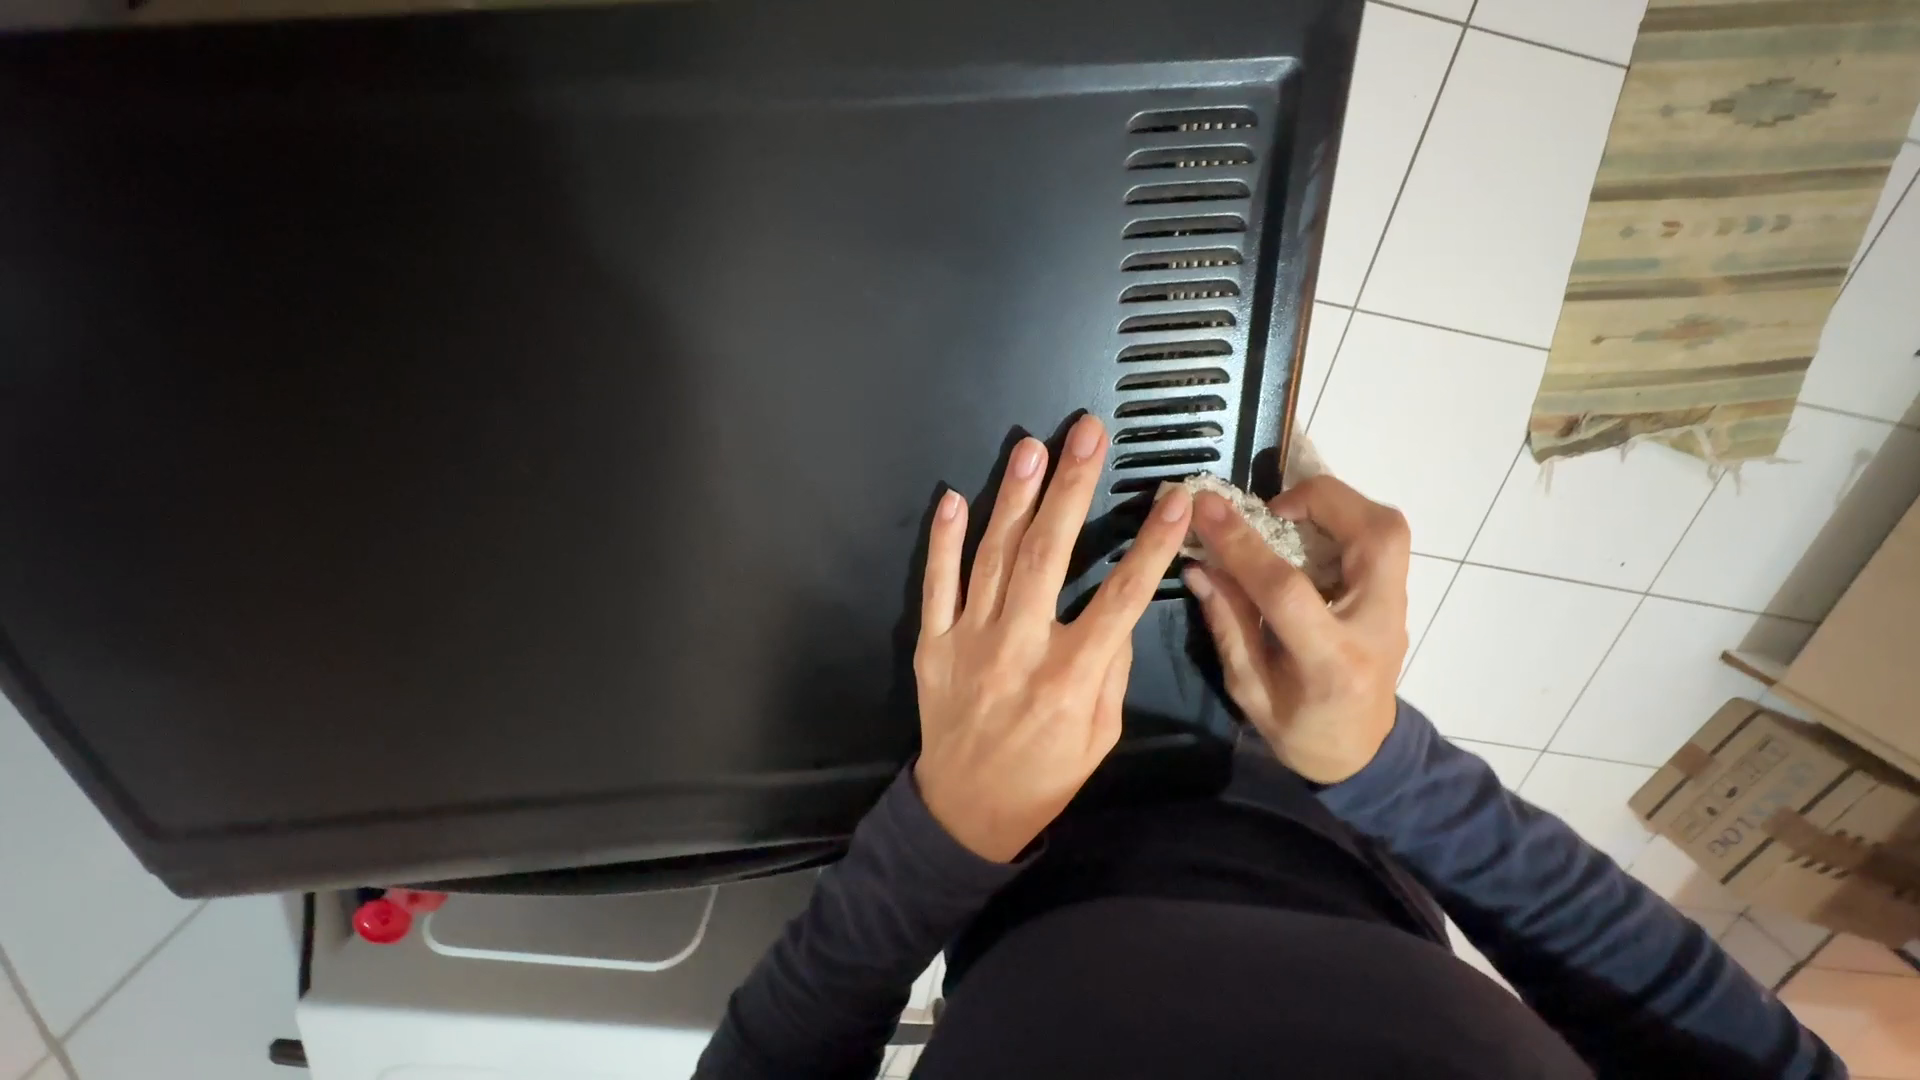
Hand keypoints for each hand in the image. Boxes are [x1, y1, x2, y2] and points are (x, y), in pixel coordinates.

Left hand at [913, 414, 1191, 861]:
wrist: (966, 811)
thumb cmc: (1046, 777)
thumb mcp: (1102, 735)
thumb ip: (1111, 667)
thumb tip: (1118, 608)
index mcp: (1071, 676)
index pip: (1120, 597)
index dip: (1152, 544)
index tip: (1175, 498)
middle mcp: (1019, 648)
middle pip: (1048, 555)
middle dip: (1071, 487)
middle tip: (1086, 433)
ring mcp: (968, 642)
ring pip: (992, 557)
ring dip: (1013, 497)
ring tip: (1031, 447)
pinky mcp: (932, 646)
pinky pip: (936, 585)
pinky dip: (943, 542)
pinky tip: (953, 499)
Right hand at [1183, 476, 1409, 784]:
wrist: (1362, 752)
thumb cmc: (1299, 730)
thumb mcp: (1248, 689)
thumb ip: (1228, 623)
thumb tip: (1199, 564)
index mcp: (1330, 661)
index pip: (1286, 587)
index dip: (1241, 543)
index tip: (1205, 507)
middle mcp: (1376, 626)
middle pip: (1376, 536)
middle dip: (1321, 500)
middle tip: (1271, 507)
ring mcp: (1397, 609)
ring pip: (1388, 528)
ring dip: (1336, 505)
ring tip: (1286, 514)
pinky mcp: (1397, 597)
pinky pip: (1381, 539)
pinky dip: (1342, 520)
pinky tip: (1306, 533)